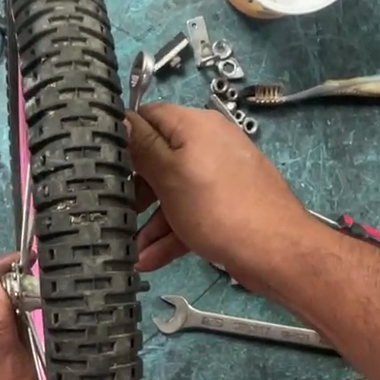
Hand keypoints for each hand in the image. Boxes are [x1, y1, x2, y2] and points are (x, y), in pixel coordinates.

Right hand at [128, 104, 323, 279]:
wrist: (274, 251)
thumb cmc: (217, 207)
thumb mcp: (170, 174)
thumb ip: (143, 146)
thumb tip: (121, 119)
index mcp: (195, 126)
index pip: (150, 118)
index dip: (125, 139)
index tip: (105, 167)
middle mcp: (209, 146)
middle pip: (160, 160)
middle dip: (137, 191)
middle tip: (118, 212)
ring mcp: (219, 179)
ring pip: (174, 194)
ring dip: (151, 223)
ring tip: (133, 251)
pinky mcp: (226, 209)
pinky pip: (190, 216)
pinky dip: (171, 236)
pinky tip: (150, 261)